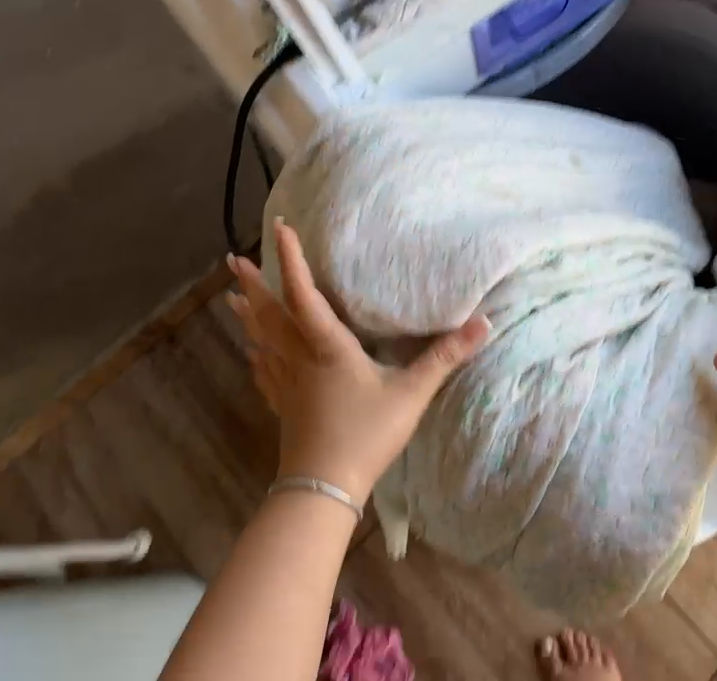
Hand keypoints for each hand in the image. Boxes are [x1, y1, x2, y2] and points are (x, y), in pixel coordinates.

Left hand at [229, 221, 489, 505]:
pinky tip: (252, 354)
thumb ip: (446, 357)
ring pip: (261, 340)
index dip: (291, 259)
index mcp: (327, 346)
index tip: (279, 228)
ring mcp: (287, 383)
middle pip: (270, 314)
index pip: (304, 293)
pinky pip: (263, 371)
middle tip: (233, 261)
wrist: (323, 489)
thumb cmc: (365, 435)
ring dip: (247, 315)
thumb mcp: (412, 394)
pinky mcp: (283, 406)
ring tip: (231, 296)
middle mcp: (300, 357)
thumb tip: (485, 322)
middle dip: (252, 285)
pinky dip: (256, 354)